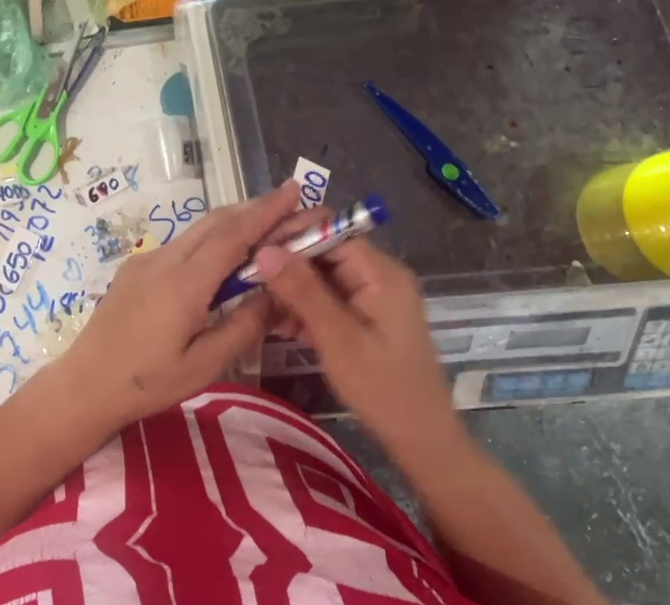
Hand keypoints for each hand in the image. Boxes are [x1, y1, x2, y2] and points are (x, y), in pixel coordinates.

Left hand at [55, 186, 313, 430]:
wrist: (87, 382)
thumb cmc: (149, 381)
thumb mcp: (206, 364)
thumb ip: (244, 326)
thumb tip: (279, 294)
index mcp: (183, 282)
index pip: (232, 235)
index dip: (266, 211)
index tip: (294, 190)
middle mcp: (163, 260)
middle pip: (214, 223)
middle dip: (254, 210)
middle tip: (291, 205)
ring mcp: (146, 261)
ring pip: (196, 231)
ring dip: (232, 223)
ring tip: (268, 225)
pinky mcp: (136, 269)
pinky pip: (181, 245)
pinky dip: (210, 240)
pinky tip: (226, 255)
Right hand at [255, 236, 459, 453]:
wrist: (420, 439)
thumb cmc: (383, 389)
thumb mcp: (337, 339)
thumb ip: (301, 291)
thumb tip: (264, 249)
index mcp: (380, 273)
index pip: (329, 230)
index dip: (290, 235)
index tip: (252, 252)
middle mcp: (378, 274)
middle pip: (322, 250)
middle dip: (286, 264)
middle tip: (250, 284)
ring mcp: (372, 294)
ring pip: (320, 273)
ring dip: (291, 289)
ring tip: (265, 311)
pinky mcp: (364, 314)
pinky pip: (326, 296)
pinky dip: (303, 307)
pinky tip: (283, 327)